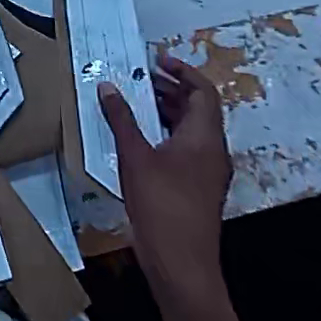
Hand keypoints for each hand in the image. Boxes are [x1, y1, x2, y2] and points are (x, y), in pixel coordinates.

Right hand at [98, 55, 233, 294]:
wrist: (180, 261)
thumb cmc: (160, 203)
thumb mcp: (134, 156)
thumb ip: (121, 119)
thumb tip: (108, 86)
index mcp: (204, 139)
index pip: (203, 94)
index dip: (183, 72)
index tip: (157, 59)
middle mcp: (212, 151)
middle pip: (198, 109)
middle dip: (169, 89)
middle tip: (137, 77)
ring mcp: (206, 171)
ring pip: (190, 129)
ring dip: (165, 110)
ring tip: (132, 100)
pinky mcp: (196, 185)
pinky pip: (183, 146)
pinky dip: (163, 131)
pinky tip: (136, 135)